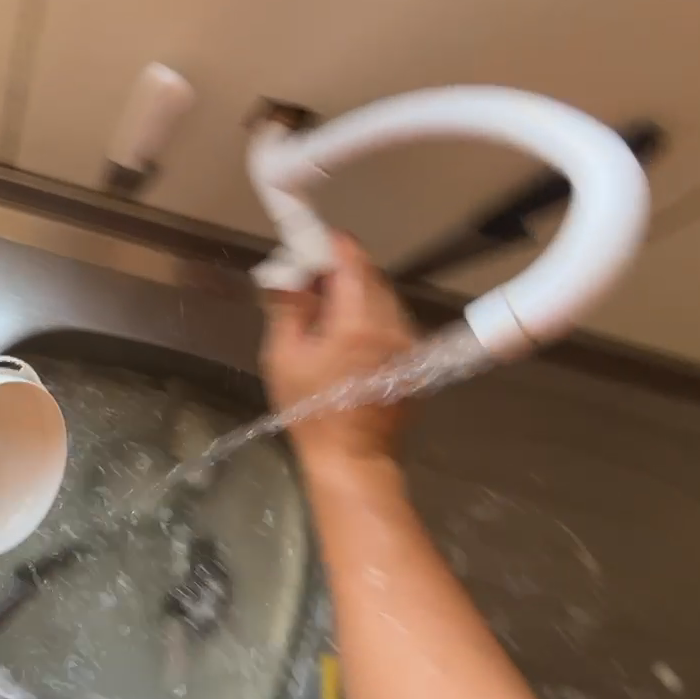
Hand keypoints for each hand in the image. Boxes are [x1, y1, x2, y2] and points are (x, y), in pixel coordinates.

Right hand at [260, 233, 415, 466]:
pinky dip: (370, 317)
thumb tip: (291, 274)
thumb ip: (290, 309)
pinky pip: (393, 321)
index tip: (313, 241)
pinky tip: (347, 338)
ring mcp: (410, 342)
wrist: (352, 457)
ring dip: (357, 295)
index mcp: (357, 323)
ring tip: (327, 312)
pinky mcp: (416, 358)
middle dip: (342, 271)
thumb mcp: (283, 358)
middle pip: (371, 277)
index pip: (352, 263)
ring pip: (384, 299)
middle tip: (311, 279)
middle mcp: (392, 325)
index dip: (333, 246)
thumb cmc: (309, 410)